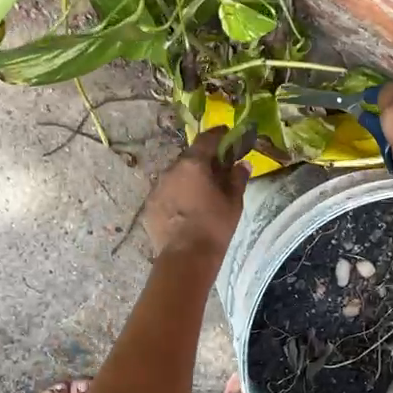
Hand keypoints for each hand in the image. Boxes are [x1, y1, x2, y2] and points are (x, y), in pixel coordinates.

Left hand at [142, 128, 250, 258]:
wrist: (185, 257)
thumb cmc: (214, 227)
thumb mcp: (233, 202)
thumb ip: (237, 178)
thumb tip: (243, 164)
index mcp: (193, 164)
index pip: (206, 139)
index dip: (219, 135)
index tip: (227, 135)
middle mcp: (171, 170)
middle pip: (189, 158)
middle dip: (203, 161)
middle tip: (216, 171)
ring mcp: (157, 187)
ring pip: (176, 176)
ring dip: (187, 180)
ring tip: (199, 194)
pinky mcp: (149, 205)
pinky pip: (166, 193)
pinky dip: (176, 196)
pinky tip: (184, 210)